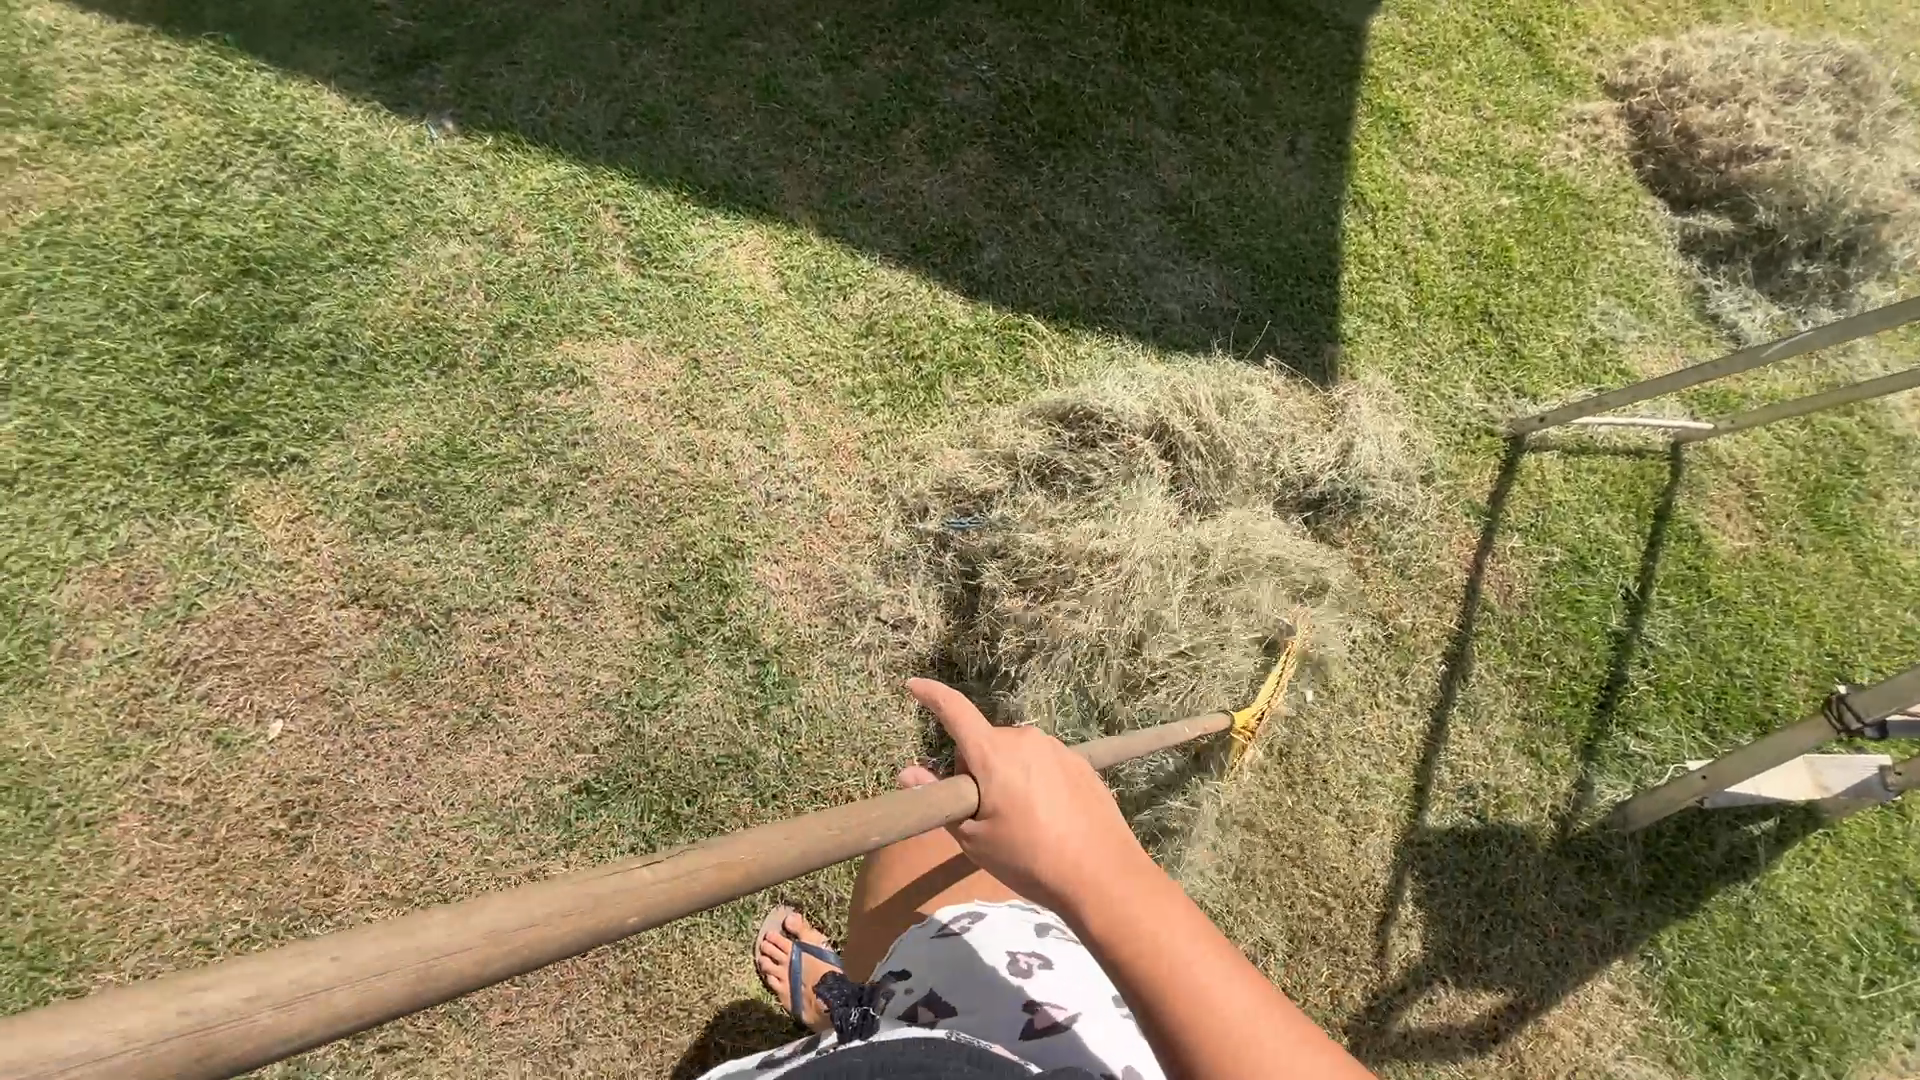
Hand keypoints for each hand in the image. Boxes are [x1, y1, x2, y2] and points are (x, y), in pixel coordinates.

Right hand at [899, 678, 1153, 915]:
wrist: (1102, 876)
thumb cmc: (1028, 859)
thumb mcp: (974, 839)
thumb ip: (939, 801)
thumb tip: (906, 774)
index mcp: (993, 753)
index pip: (955, 711)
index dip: (931, 695)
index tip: (913, 684)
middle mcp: (1024, 738)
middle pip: (984, 745)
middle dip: (976, 771)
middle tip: (988, 817)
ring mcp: (1056, 747)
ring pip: (1014, 754)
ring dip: (1007, 775)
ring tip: (1023, 823)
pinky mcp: (1079, 762)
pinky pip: (1042, 763)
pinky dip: (1034, 781)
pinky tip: (1049, 818)